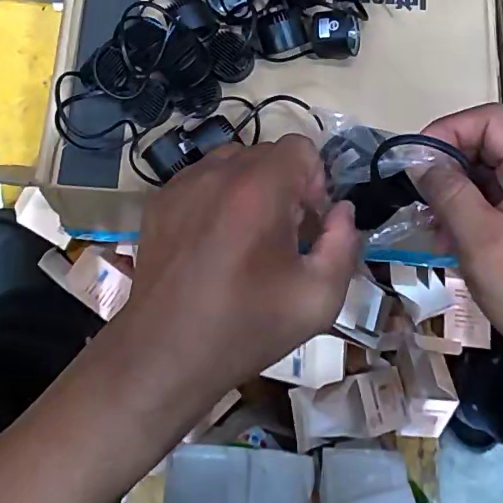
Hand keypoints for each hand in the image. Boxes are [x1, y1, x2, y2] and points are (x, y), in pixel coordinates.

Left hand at [115, 134, 361, 409]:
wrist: (165, 355)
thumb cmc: (246, 327)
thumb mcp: (318, 298)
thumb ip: (343, 244)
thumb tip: (342, 211)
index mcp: (259, 190)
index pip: (301, 148)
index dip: (315, 181)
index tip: (308, 222)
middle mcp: (218, 174)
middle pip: (267, 154)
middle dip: (285, 186)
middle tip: (281, 236)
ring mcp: (183, 184)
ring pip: (232, 163)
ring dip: (250, 188)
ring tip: (246, 237)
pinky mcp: (159, 201)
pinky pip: (202, 179)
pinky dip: (217, 198)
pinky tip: (213, 243)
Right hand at [412, 103, 502, 429]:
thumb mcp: (486, 245)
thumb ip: (449, 194)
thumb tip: (418, 159)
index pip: (491, 121)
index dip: (447, 132)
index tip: (413, 164)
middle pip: (490, 145)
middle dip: (448, 167)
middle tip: (417, 199)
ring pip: (490, 175)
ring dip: (455, 194)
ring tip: (431, 226)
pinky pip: (499, 202)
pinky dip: (471, 214)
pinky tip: (449, 240)